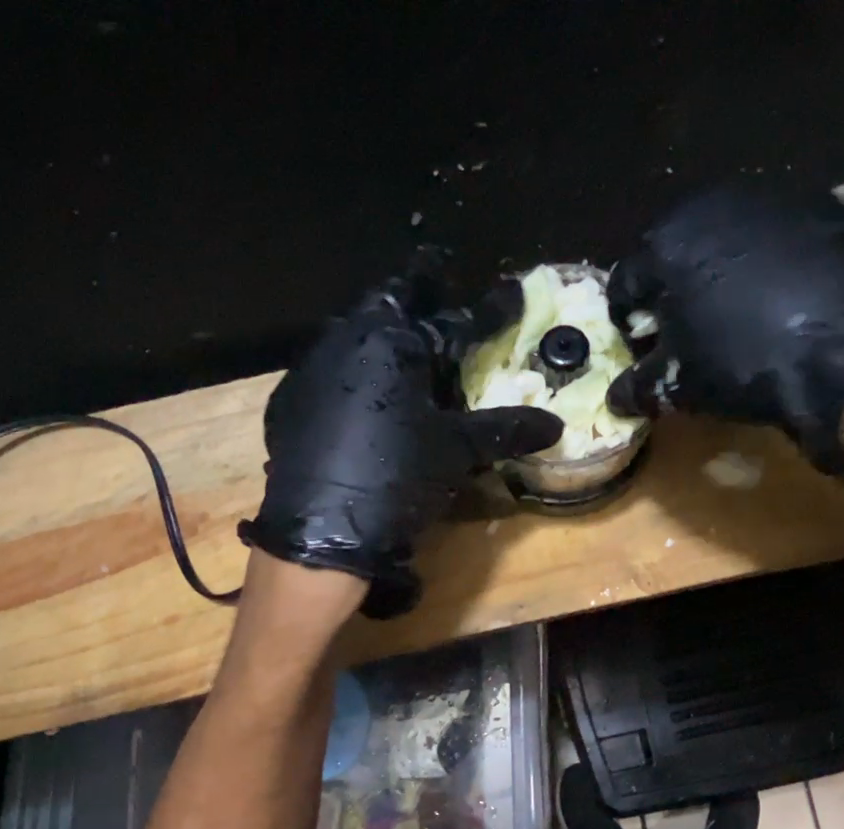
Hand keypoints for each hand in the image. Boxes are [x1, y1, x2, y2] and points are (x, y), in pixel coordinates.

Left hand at [238, 255, 563, 617]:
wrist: (321, 530)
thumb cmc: (397, 476)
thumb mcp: (457, 451)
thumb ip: (504, 430)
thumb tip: (553, 426)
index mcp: (394, 341)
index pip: (455, 318)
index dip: (489, 310)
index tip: (510, 293)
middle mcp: (348, 340)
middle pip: (392, 305)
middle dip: (420, 294)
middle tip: (439, 284)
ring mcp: (311, 369)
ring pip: (356, 334)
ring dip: (382, 333)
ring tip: (403, 338)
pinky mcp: (290, 401)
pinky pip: (329, 370)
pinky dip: (354, 371)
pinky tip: (364, 392)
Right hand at [604, 186, 843, 479]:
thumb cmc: (747, 361)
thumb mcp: (686, 385)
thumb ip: (644, 386)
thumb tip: (617, 398)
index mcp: (666, 244)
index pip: (627, 283)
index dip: (629, 321)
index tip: (642, 348)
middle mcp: (713, 205)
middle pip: (678, 252)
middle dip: (677, 290)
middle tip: (690, 331)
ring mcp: (775, 198)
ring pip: (732, 238)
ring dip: (726, 271)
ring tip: (742, 313)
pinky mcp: (826, 206)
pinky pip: (786, 236)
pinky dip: (779, 262)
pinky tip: (790, 298)